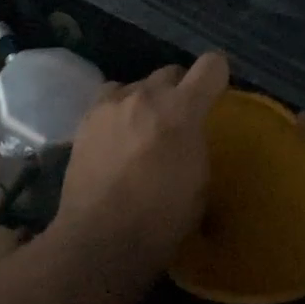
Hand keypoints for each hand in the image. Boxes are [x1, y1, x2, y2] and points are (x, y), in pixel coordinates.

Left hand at [50, 53, 229, 274]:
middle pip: (170, 73)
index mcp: (182, 110)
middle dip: (178, 91)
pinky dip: (118, 111)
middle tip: (177, 120)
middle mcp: (146, 95)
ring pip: (137, 84)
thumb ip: (196, 145)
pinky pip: (110, 99)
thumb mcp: (199, 185)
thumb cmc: (160, 220)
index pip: (210, 67)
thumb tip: (189, 136)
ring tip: (142, 129)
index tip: (216, 90)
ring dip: (146, 101)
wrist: (101, 237)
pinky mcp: (87, 117)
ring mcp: (112, 102)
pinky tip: (115, 137)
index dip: (217, 74)